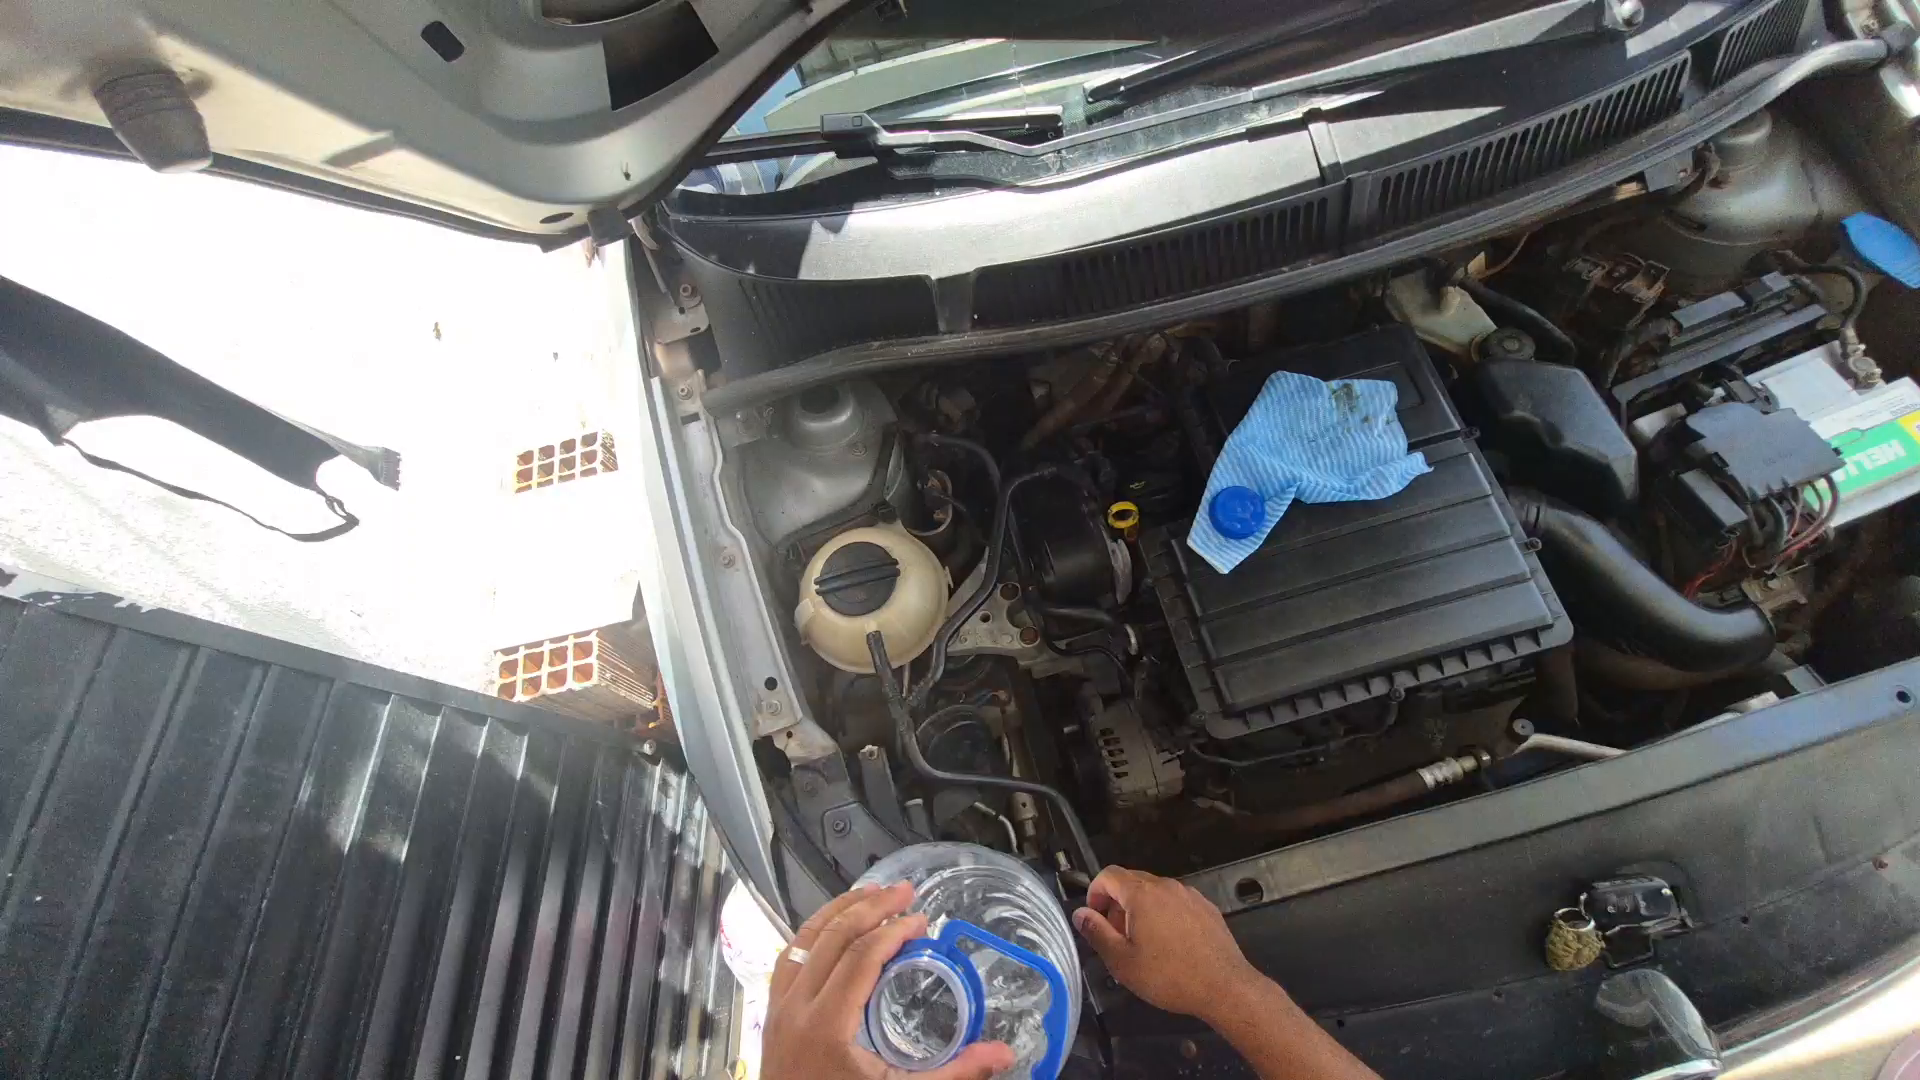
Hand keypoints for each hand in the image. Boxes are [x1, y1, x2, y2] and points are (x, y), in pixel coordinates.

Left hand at [765, 882, 1015, 1079]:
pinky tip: (836, 923)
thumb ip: (953, 1073)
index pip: (861, 957)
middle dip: (872, 907)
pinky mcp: (772, 1012)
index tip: (921, 921)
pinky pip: (790, 955)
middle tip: (905, 891)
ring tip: (873, 892)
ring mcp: (778, 1008)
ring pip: (806, 938)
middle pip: (833, 936)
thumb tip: (1003, 1055)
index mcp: (825, 1027)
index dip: (894, 931)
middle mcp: (795, 1008)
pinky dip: (816, 931)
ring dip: (840, 909)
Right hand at [1072, 866, 1262, 1022]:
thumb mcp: (1123, 962)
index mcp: (1141, 894)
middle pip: (1132, 880)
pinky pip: (1176, 901)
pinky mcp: (1206, 907)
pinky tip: (1172, 943)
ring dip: (1141, 908)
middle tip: (1116, 934)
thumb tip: (1080, 914)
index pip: (1109, 875)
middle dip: (1117, 902)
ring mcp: (1188, 894)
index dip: (1095, 892)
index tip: (1095, 917)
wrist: (1226, 988)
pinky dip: (1165, 913)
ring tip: (1144, 941)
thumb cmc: (1170, 976)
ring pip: (1155, 891)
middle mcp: (1165, 885)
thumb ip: (1097, 933)